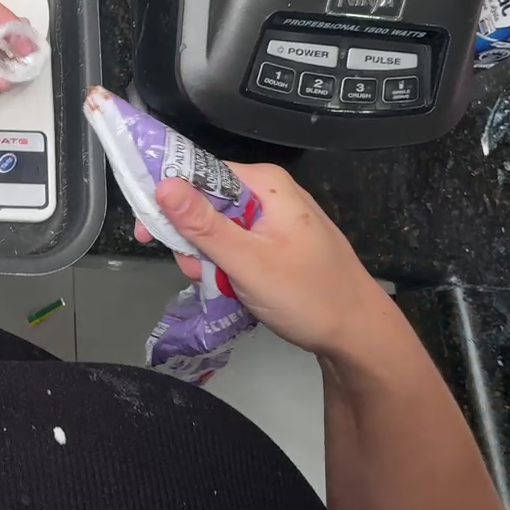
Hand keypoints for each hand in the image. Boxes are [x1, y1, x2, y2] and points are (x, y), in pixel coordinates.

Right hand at [134, 165, 389, 356]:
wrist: (362, 338)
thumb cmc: (309, 297)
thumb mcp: (247, 262)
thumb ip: (203, 224)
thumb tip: (162, 184)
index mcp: (264, 183)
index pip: (198, 172)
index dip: (168, 198)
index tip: (148, 229)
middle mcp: (267, 191)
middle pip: (204, 200)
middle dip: (190, 237)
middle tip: (192, 269)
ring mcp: (272, 216)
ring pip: (215, 225)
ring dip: (205, 255)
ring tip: (218, 284)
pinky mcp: (274, 239)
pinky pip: (233, 240)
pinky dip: (223, 262)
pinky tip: (228, 284)